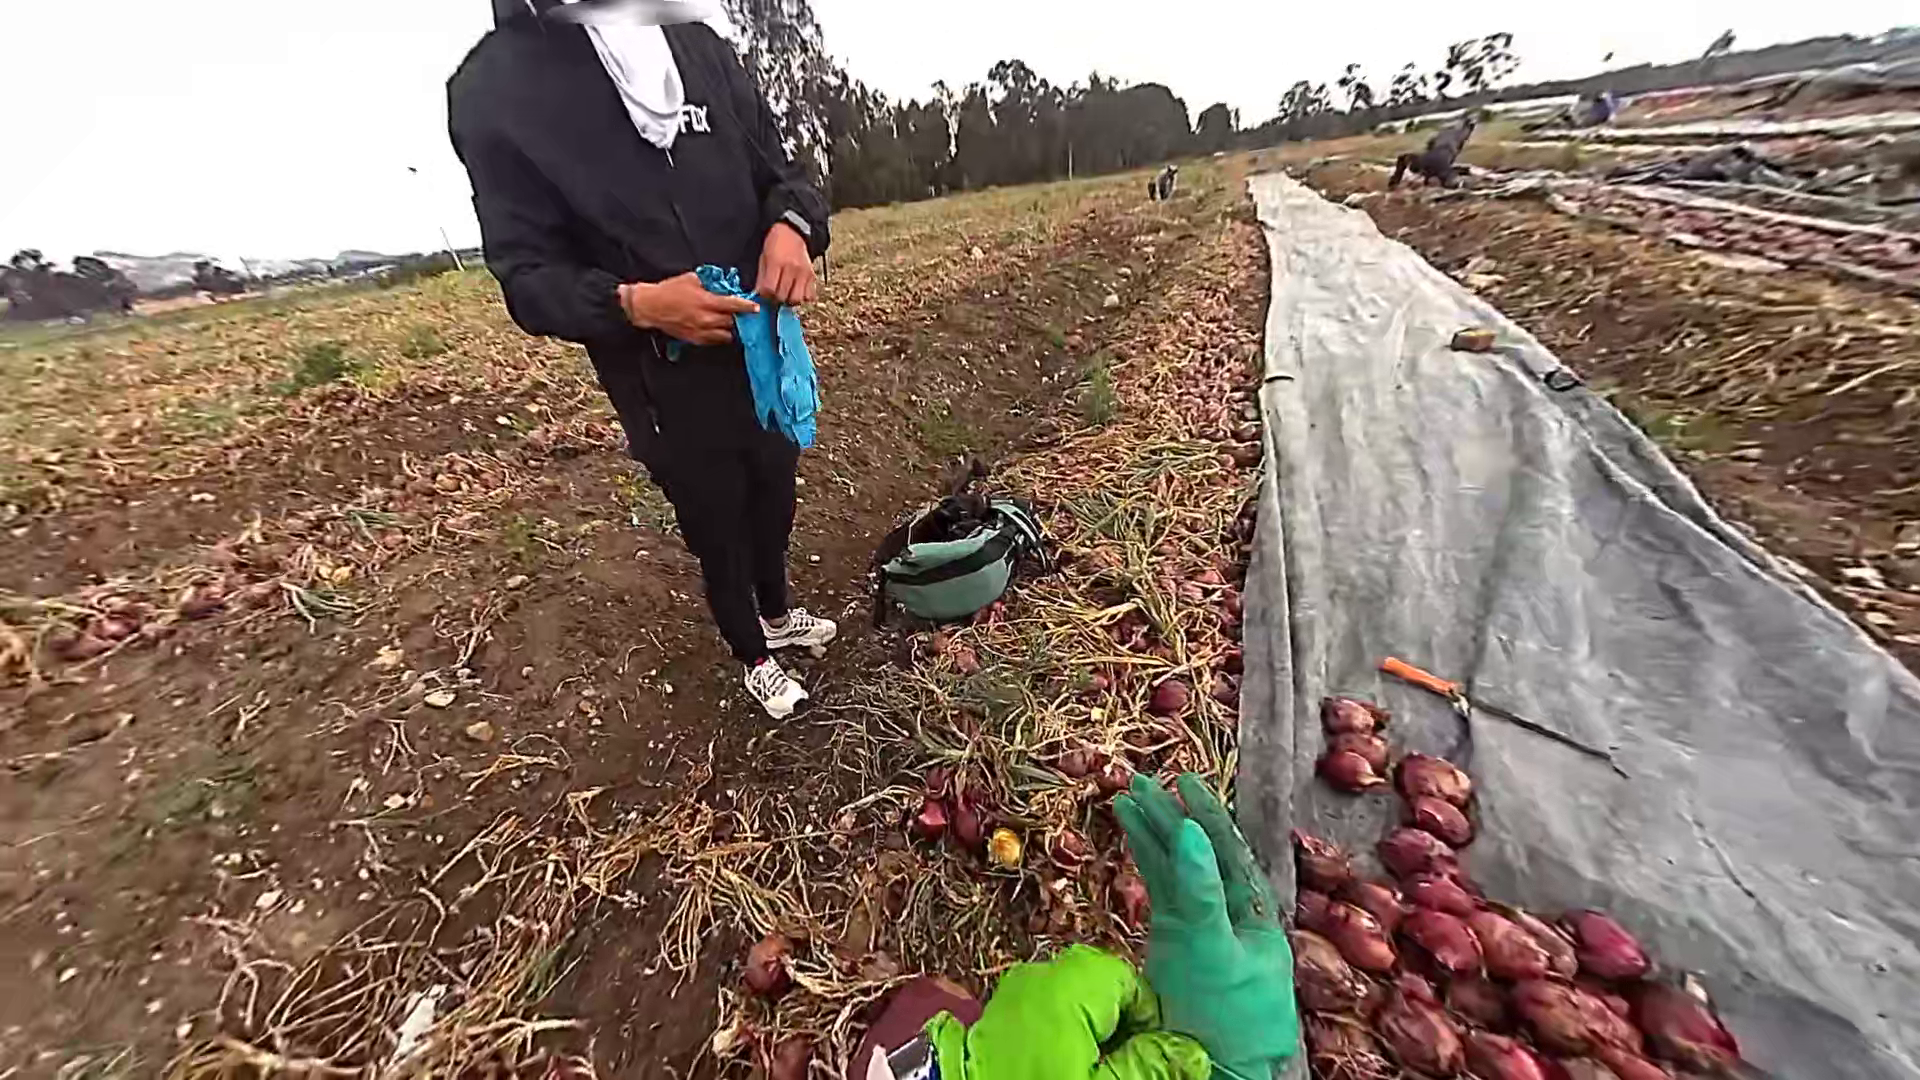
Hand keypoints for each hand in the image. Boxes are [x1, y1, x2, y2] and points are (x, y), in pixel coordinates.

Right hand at [619, 272, 757, 344]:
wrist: (650, 307)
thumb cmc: (668, 291)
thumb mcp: (690, 280)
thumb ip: (708, 283)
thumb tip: (721, 285)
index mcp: (707, 302)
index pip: (733, 305)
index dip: (747, 307)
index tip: (756, 308)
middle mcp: (707, 319)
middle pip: (733, 322)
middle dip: (738, 318)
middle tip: (741, 314)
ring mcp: (702, 331)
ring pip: (727, 335)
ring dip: (730, 329)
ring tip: (729, 323)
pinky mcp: (697, 340)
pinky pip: (716, 341)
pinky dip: (720, 335)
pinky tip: (718, 329)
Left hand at [756, 222, 817, 305]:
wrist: (793, 232)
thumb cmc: (775, 245)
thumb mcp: (764, 258)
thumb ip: (761, 278)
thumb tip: (759, 296)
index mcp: (776, 262)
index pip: (769, 289)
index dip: (765, 295)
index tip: (765, 292)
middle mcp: (791, 269)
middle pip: (782, 296)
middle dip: (776, 299)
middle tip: (774, 294)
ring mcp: (803, 274)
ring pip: (796, 300)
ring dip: (790, 300)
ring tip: (786, 294)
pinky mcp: (812, 277)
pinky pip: (809, 297)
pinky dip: (803, 298)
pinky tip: (797, 291)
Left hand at [926, 945, 1209, 1079]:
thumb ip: (1149, 1066)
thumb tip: (1193, 1050)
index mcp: (1063, 985)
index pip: (1122, 974)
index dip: (1146, 1014)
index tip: (1152, 1057)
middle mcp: (1035, 976)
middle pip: (1095, 981)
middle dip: (1120, 1020)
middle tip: (1127, 1068)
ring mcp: (1011, 994)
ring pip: (1069, 995)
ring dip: (1092, 1027)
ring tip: (1098, 1070)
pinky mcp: (995, 1017)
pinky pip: (1041, 1008)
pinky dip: (1062, 1031)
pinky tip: (1065, 1066)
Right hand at [1114, 774, 1299, 1079]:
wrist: (1203, 1065)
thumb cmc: (1224, 1015)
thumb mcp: (1215, 949)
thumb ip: (1201, 889)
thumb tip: (1191, 831)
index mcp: (1253, 913)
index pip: (1230, 851)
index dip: (1208, 814)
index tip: (1184, 781)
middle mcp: (1227, 908)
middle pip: (1196, 851)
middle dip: (1169, 816)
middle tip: (1141, 781)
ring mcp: (1197, 917)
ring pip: (1173, 862)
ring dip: (1151, 829)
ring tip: (1126, 796)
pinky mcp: (1171, 927)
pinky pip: (1156, 880)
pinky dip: (1142, 852)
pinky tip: (1127, 826)